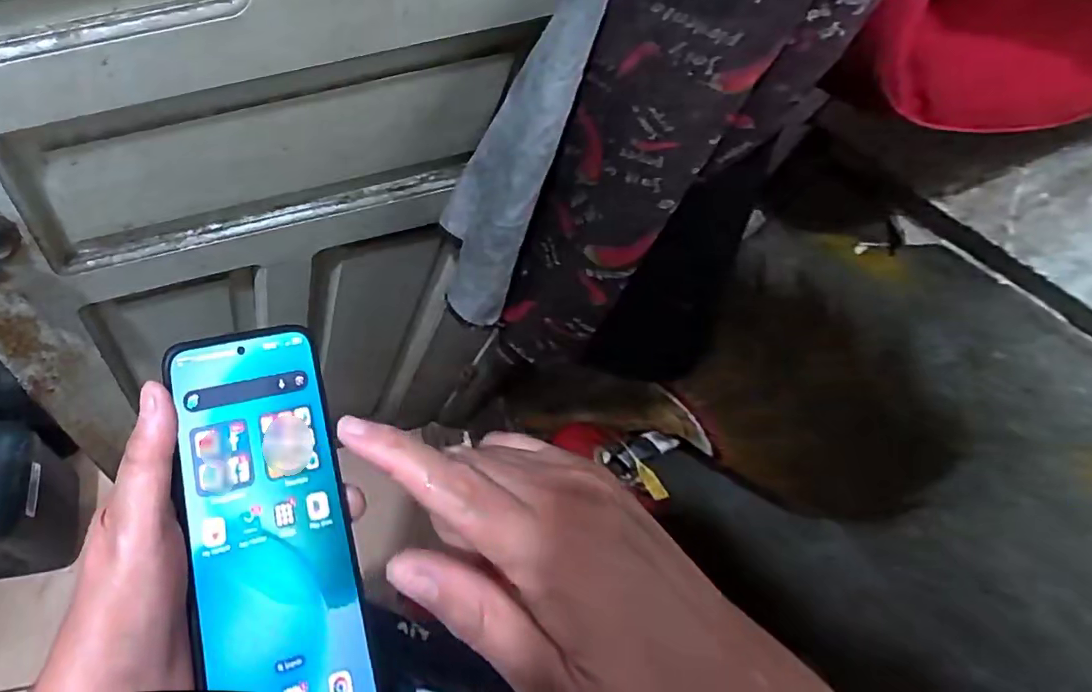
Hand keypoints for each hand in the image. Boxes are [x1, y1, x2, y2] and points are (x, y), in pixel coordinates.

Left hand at [34, 383, 368, 691]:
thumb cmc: (114, 615)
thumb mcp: (132, 528)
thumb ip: (148, 464)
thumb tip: (156, 393)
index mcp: (174, 498)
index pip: (220, 444)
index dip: (255, 421)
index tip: (292, 402)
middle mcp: (204, 525)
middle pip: (259, 486)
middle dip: (299, 471)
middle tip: (333, 465)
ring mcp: (225, 565)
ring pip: (276, 528)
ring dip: (311, 519)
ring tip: (346, 511)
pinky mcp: (242, 604)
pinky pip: (281, 576)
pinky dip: (308, 567)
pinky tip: (334, 562)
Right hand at [336, 418, 828, 691]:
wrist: (742, 687)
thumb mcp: (548, 679)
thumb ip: (472, 612)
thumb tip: (402, 562)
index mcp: (538, 541)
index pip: (445, 480)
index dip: (392, 450)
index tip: (350, 426)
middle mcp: (558, 490)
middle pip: (466, 463)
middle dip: (441, 497)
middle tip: (459, 564)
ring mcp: (585, 478)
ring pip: (495, 452)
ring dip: (473, 486)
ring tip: (495, 554)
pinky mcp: (604, 479)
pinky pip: (530, 453)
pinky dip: (505, 473)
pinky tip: (522, 523)